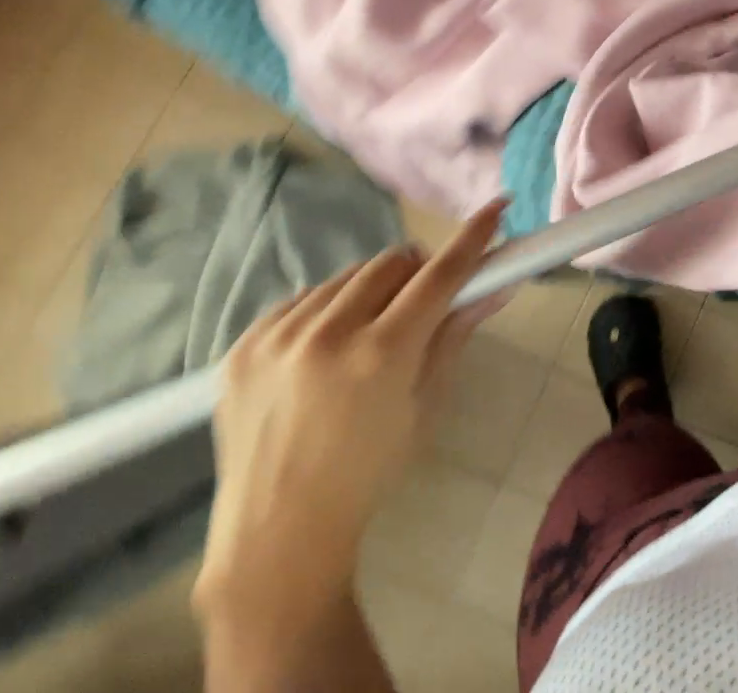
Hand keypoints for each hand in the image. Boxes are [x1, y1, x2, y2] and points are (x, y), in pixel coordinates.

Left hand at [195, 202, 511, 615]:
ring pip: (343, 279)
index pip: (439, 276)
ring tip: (373, 329)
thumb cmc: (371, 472)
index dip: (472, 239)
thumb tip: (494, 292)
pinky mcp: (241, 347)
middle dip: (418, 270)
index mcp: (382, 354)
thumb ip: (453, 338)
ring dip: (372, 289)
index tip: (495, 209)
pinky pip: (299, 302)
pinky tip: (330, 345)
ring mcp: (276, 338)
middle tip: (428, 294)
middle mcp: (327, 334)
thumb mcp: (425, 406)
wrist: (279, 527)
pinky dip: (327, 308)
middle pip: (389, 264)